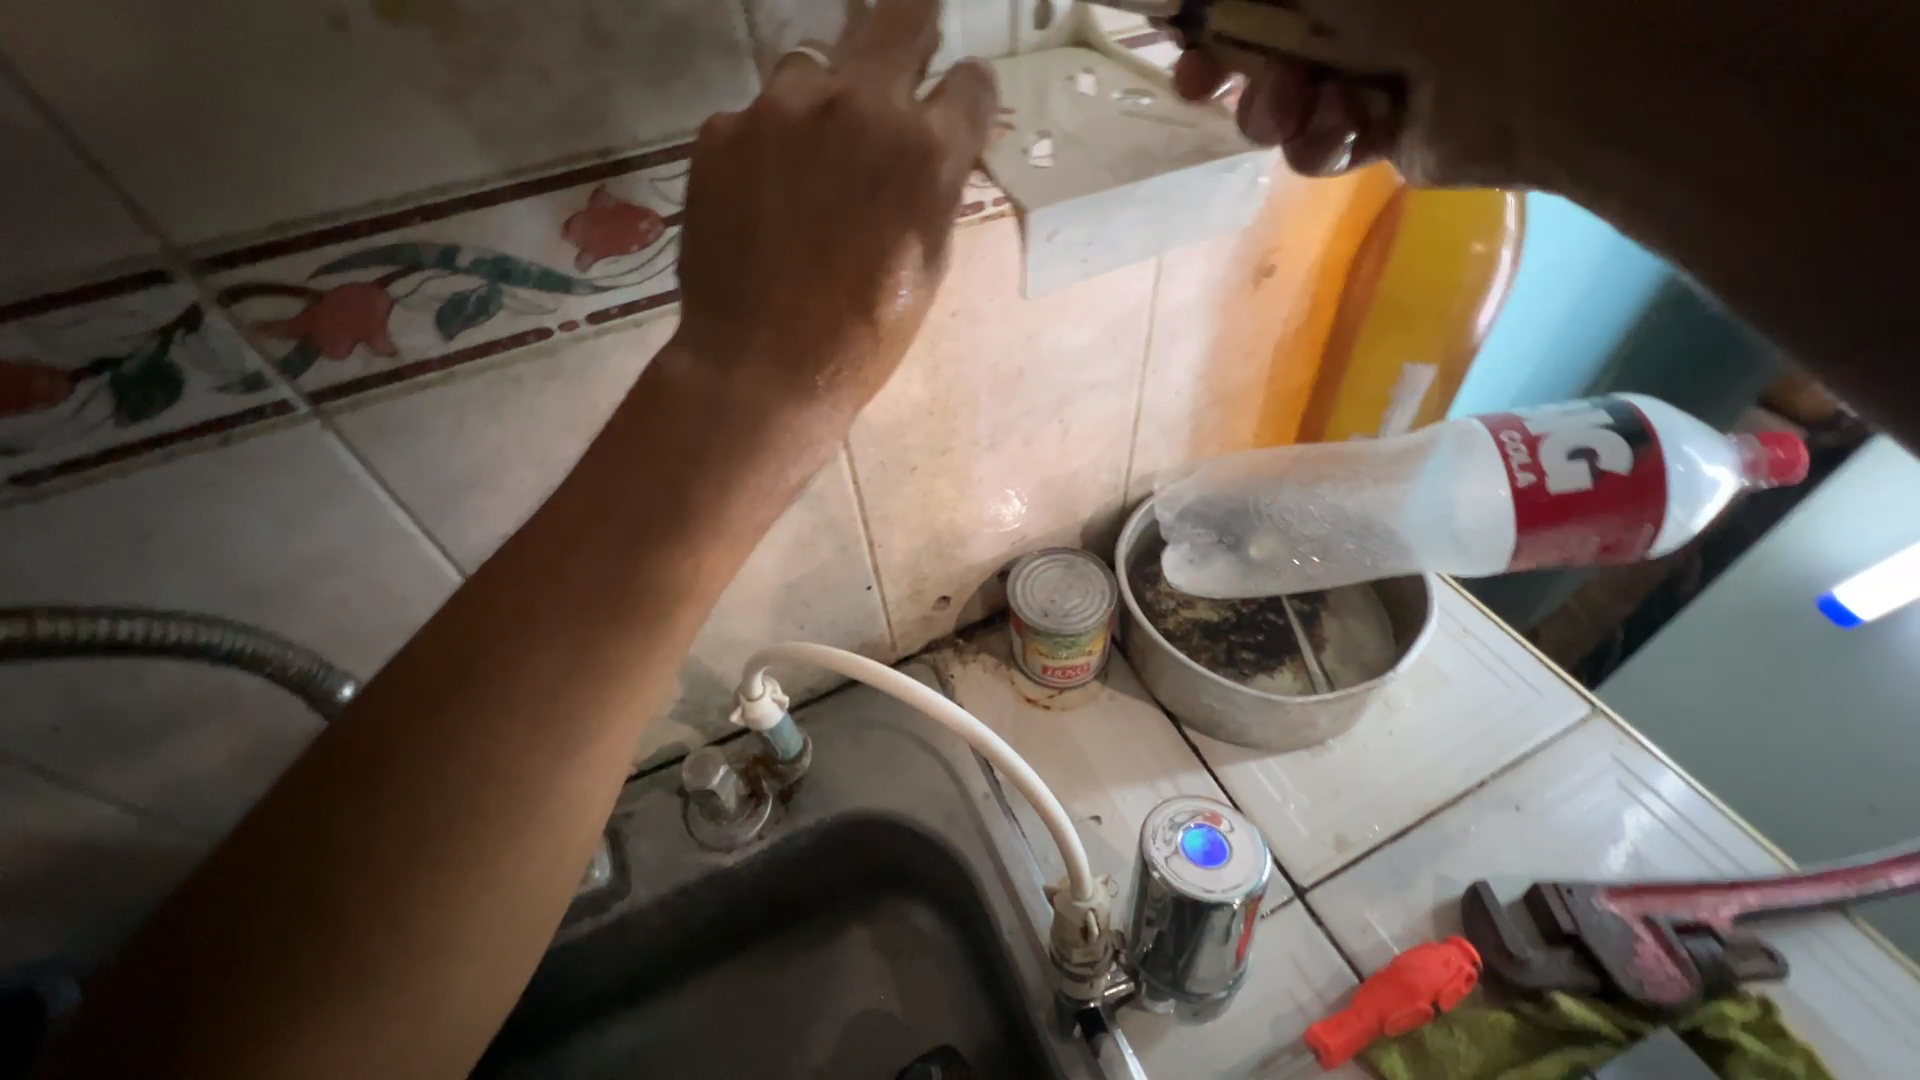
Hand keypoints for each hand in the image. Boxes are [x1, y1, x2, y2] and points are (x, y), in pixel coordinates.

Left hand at [672, 0, 996, 424]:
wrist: (763, 366)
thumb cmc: (864, 335)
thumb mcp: (928, 266)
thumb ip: (936, 192)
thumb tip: (937, 152)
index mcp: (925, 152)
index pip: (970, 81)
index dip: (967, 93)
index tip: (958, 101)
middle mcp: (858, 107)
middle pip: (899, 17)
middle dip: (913, 26)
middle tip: (910, 39)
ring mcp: (780, 110)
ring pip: (813, 64)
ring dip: (825, 98)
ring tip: (812, 155)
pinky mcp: (721, 130)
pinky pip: (756, 115)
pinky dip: (768, 143)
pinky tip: (763, 196)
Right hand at [1170, 0, 1546, 188]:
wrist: (1544, 72)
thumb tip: (1206, 8)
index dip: (1212, 12)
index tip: (1179, 32)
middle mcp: (1361, 8)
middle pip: (1258, 37)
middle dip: (1225, 63)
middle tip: (1198, 82)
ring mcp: (1374, 61)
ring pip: (1279, 97)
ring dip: (1271, 109)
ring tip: (1296, 108)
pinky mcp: (1384, 125)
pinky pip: (1318, 143)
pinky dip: (1318, 141)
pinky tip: (1345, 127)